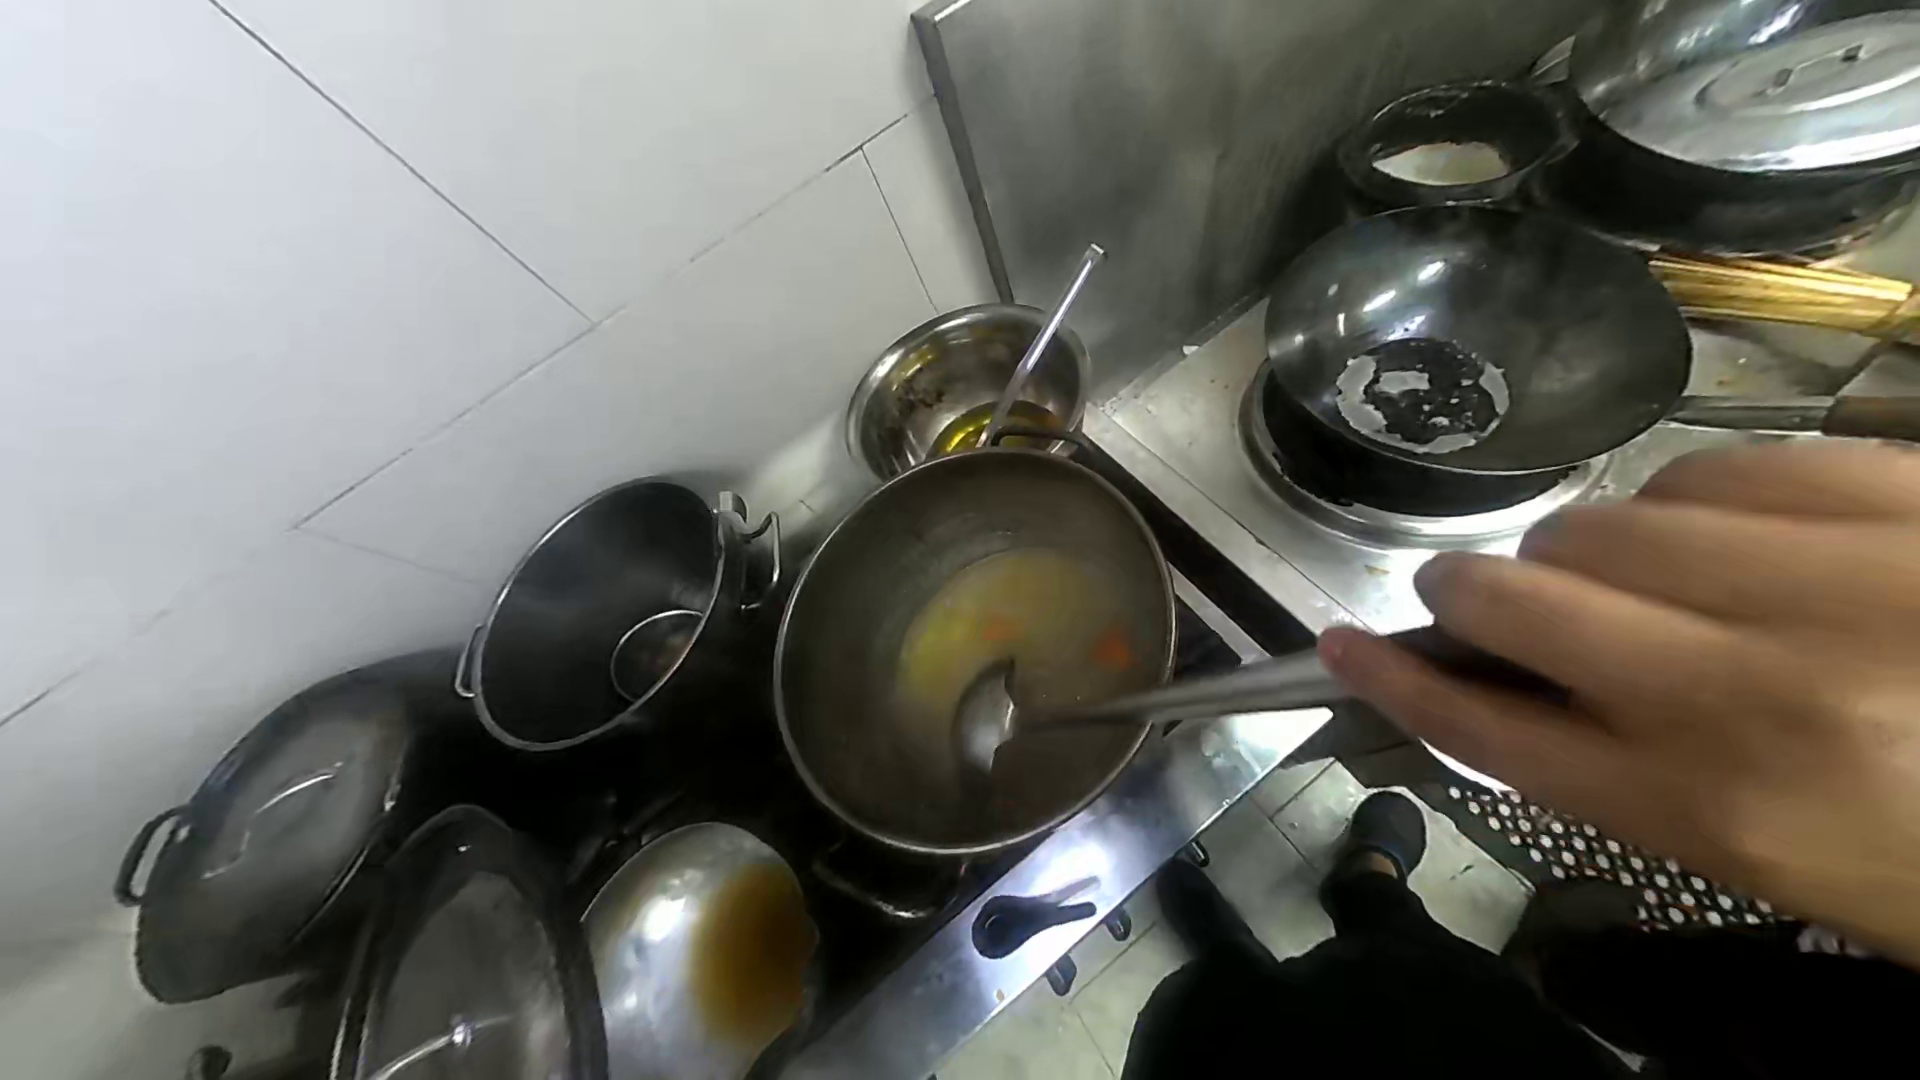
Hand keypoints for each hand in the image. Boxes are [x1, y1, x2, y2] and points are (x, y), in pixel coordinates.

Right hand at [1319, 440, 1919, 963]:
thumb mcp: (1762, 847)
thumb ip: (1599, 757)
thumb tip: (1478, 673)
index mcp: (1717, 805)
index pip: (1481, 725)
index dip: (1391, 679)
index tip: (1336, 645)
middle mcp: (1757, 698)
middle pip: (1502, 601)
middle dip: (1471, 595)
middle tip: (1502, 603)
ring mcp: (1849, 588)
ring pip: (1590, 528)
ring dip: (1591, 557)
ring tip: (1666, 585)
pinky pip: (1711, 472)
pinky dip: (1692, 504)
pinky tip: (1748, 542)